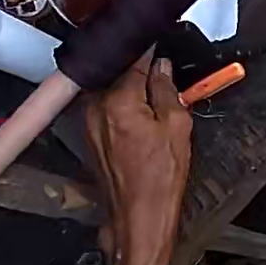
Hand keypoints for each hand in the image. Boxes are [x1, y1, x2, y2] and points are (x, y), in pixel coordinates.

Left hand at [86, 58, 191, 264]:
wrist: (139, 216)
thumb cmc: (160, 178)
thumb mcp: (177, 127)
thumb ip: (166, 90)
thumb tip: (162, 68)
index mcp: (117, 100)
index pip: (134, 60)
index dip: (152, 53)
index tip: (162, 48)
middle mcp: (95, 107)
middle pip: (119, 74)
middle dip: (141, 74)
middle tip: (166, 80)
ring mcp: (88, 123)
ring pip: (112, 92)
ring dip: (132, 92)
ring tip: (157, 104)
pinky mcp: (90, 137)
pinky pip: (107, 110)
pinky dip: (124, 109)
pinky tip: (144, 122)